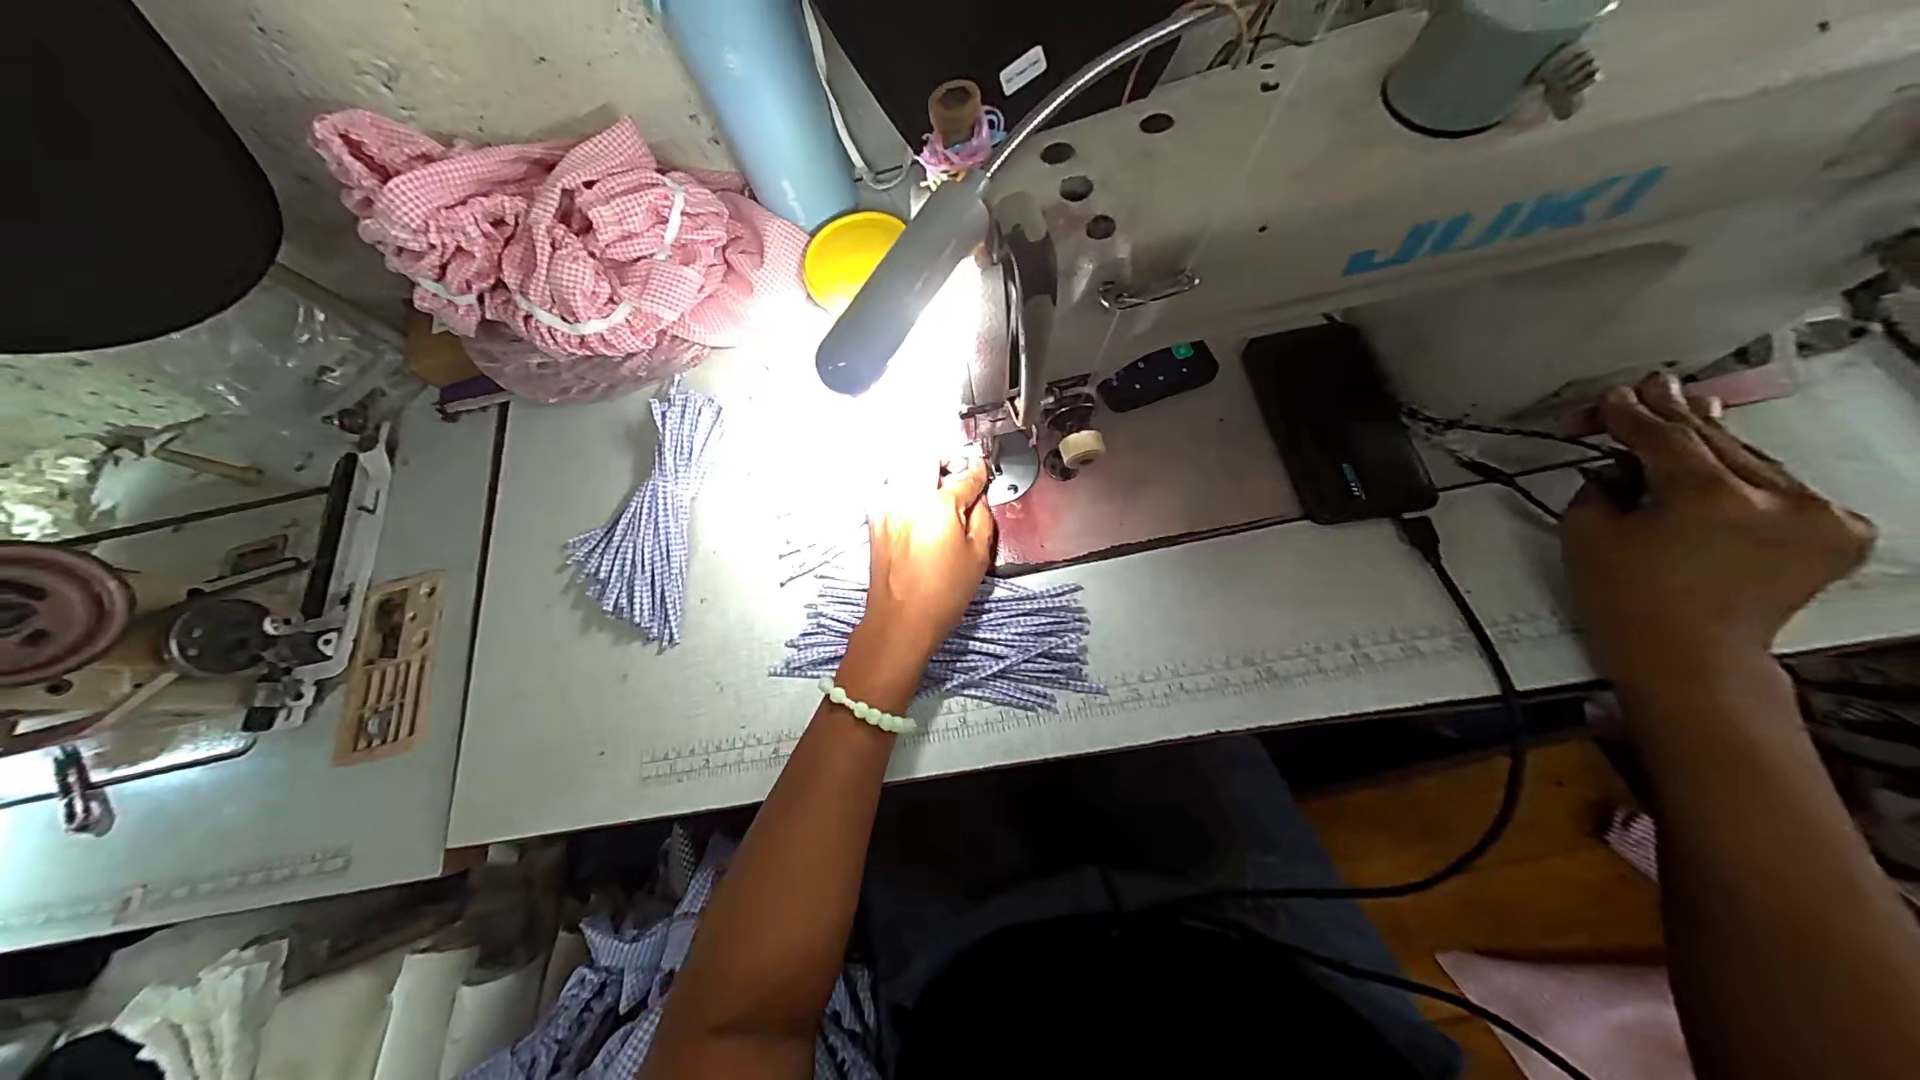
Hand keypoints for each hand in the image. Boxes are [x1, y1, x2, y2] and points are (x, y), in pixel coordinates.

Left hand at [860, 458, 994, 662]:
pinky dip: (904, 483)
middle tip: (959, 470)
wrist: (901, 619)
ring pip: (903, 466)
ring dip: (922, 466)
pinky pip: (889, 486)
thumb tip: (978, 500)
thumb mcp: (978, 555)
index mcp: (937, 506)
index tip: (981, 472)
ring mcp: (887, 507)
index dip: (977, 472)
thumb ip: (981, 518)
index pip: (963, 476)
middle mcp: (907, 499)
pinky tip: (917, 498)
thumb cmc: (939, 595)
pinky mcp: (875, 519)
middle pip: (925, 456)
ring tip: (937, 481)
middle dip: (945, 457)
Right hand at [1562, 374, 1875, 683]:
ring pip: (1752, 460)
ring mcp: (1818, 516)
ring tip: (1689, 408)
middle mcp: (1779, 499)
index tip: (1613, 399)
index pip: (1664, 438)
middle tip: (1651, 387)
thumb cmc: (1627, 602)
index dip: (1630, 415)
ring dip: (1712, 442)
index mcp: (1710, 498)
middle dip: (1673, 416)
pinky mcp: (1836, 533)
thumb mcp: (1586, 536)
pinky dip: (1750, 473)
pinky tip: (1729, 454)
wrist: (1690, 657)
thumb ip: (1599, 486)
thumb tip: (1620, 465)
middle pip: (1715, 442)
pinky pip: (1782, 487)